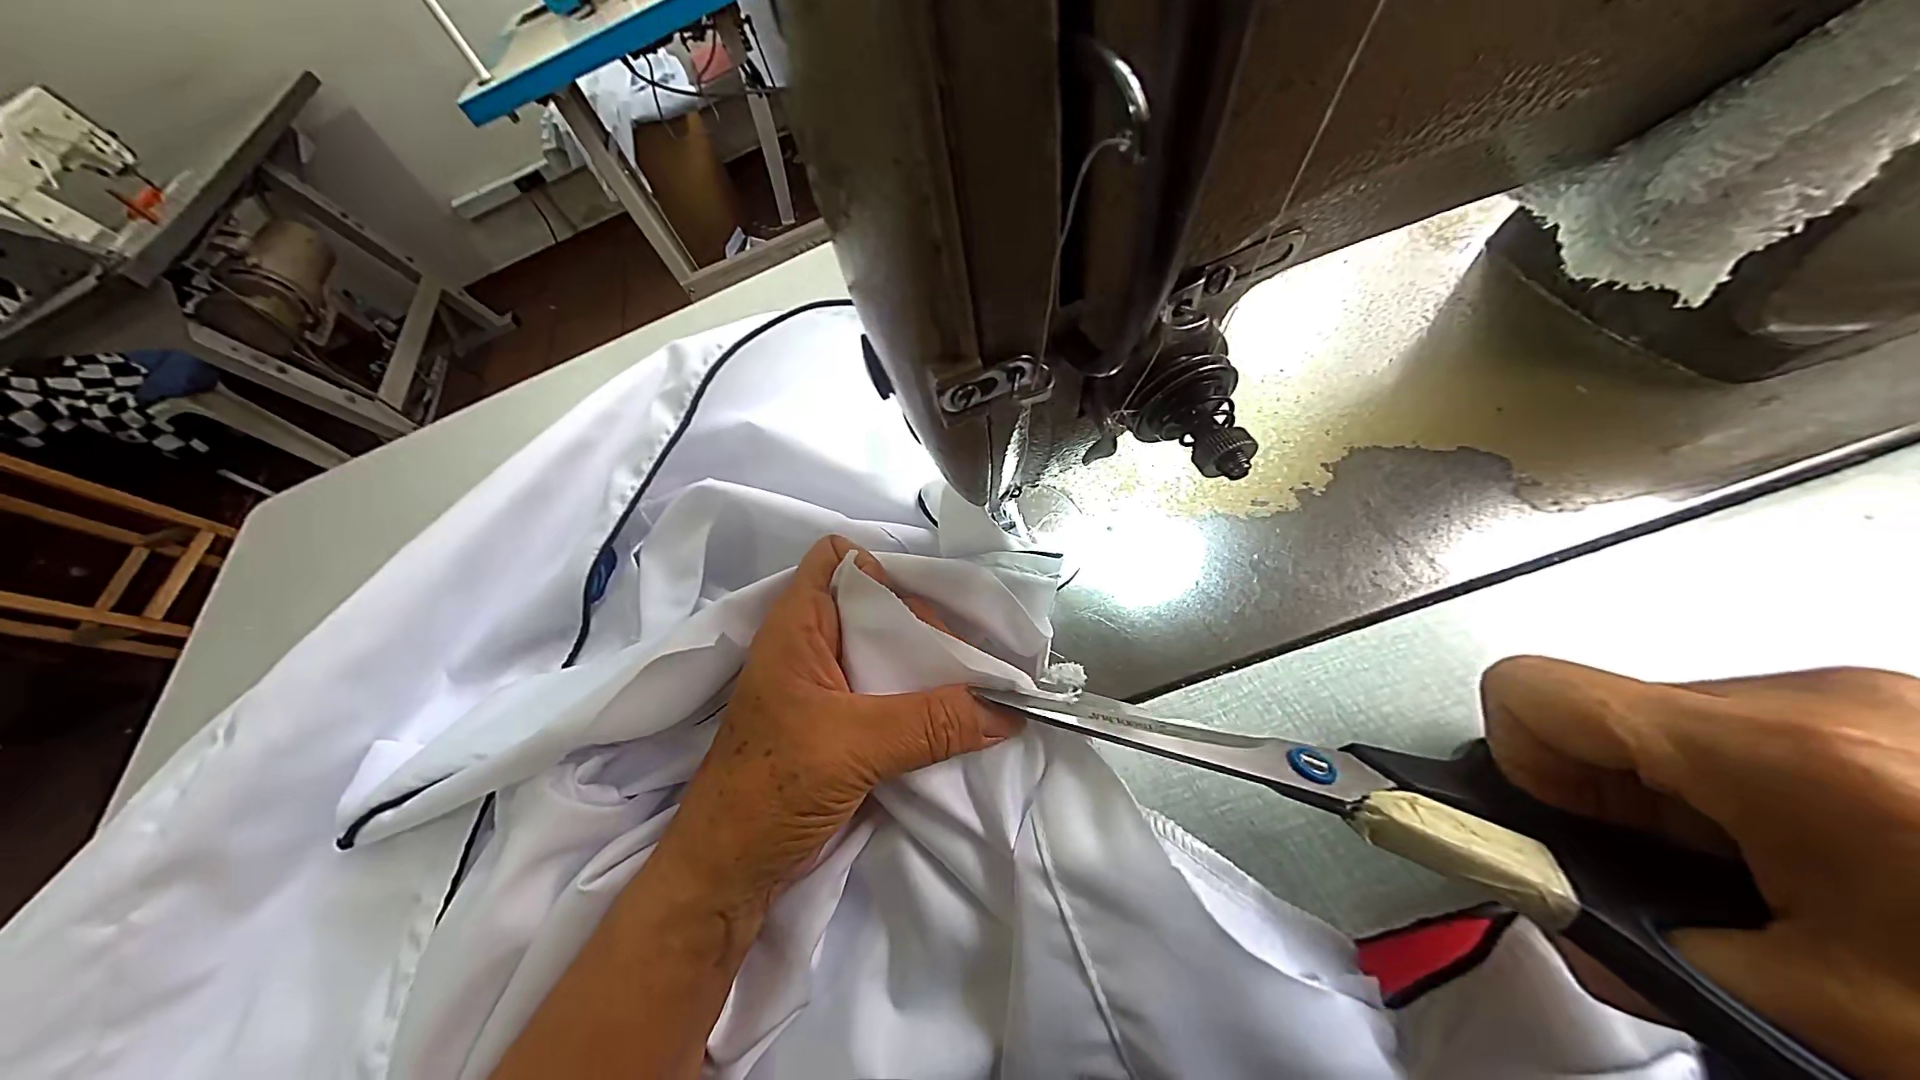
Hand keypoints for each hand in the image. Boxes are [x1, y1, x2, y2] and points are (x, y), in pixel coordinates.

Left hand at [493, 538, 1020, 1079]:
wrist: (730, 873)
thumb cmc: (770, 791)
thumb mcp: (854, 747)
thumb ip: (933, 723)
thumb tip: (1009, 711)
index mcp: (798, 626)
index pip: (839, 559)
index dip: (882, 567)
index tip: (931, 606)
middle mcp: (814, 645)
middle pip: (879, 606)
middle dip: (926, 625)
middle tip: (972, 656)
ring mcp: (829, 685)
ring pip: (889, 653)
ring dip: (931, 667)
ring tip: (979, 683)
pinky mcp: (843, 723)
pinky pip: (892, 693)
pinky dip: (924, 700)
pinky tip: (959, 714)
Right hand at [1481, 657, 1919, 1079]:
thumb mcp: (1823, 1013)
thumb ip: (1646, 953)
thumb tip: (1553, 915)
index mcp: (1780, 754)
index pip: (1529, 694)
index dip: (1517, 763)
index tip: (1560, 830)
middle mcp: (1810, 696)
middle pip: (1595, 710)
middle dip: (1605, 800)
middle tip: (1679, 884)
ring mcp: (1861, 694)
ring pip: (1666, 723)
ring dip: (1677, 802)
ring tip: (1774, 886)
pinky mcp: (1889, 709)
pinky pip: (1742, 730)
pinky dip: (1739, 795)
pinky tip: (1824, 864)